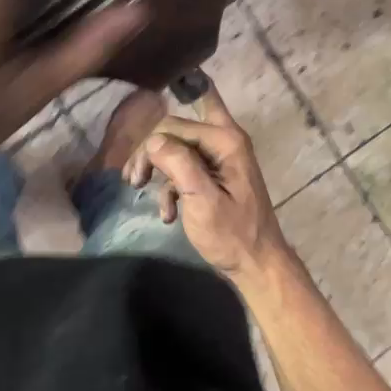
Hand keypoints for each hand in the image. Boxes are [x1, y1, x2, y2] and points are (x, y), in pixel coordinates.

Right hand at [122, 82, 288, 277]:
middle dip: (151, 152)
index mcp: (226, 140)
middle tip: (134, 180)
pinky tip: (167, 214)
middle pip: (175, 129)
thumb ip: (179, 164)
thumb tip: (153, 140)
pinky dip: (171, 188)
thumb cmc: (232, 234)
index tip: (137, 173)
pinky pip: (184, 169)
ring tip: (139, 190)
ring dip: (157, 169)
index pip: (175, 125)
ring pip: (176, 148)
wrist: (256, 264)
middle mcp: (225, 140)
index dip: (151, 145)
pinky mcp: (214, 175)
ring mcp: (220, 158)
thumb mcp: (202, 200)